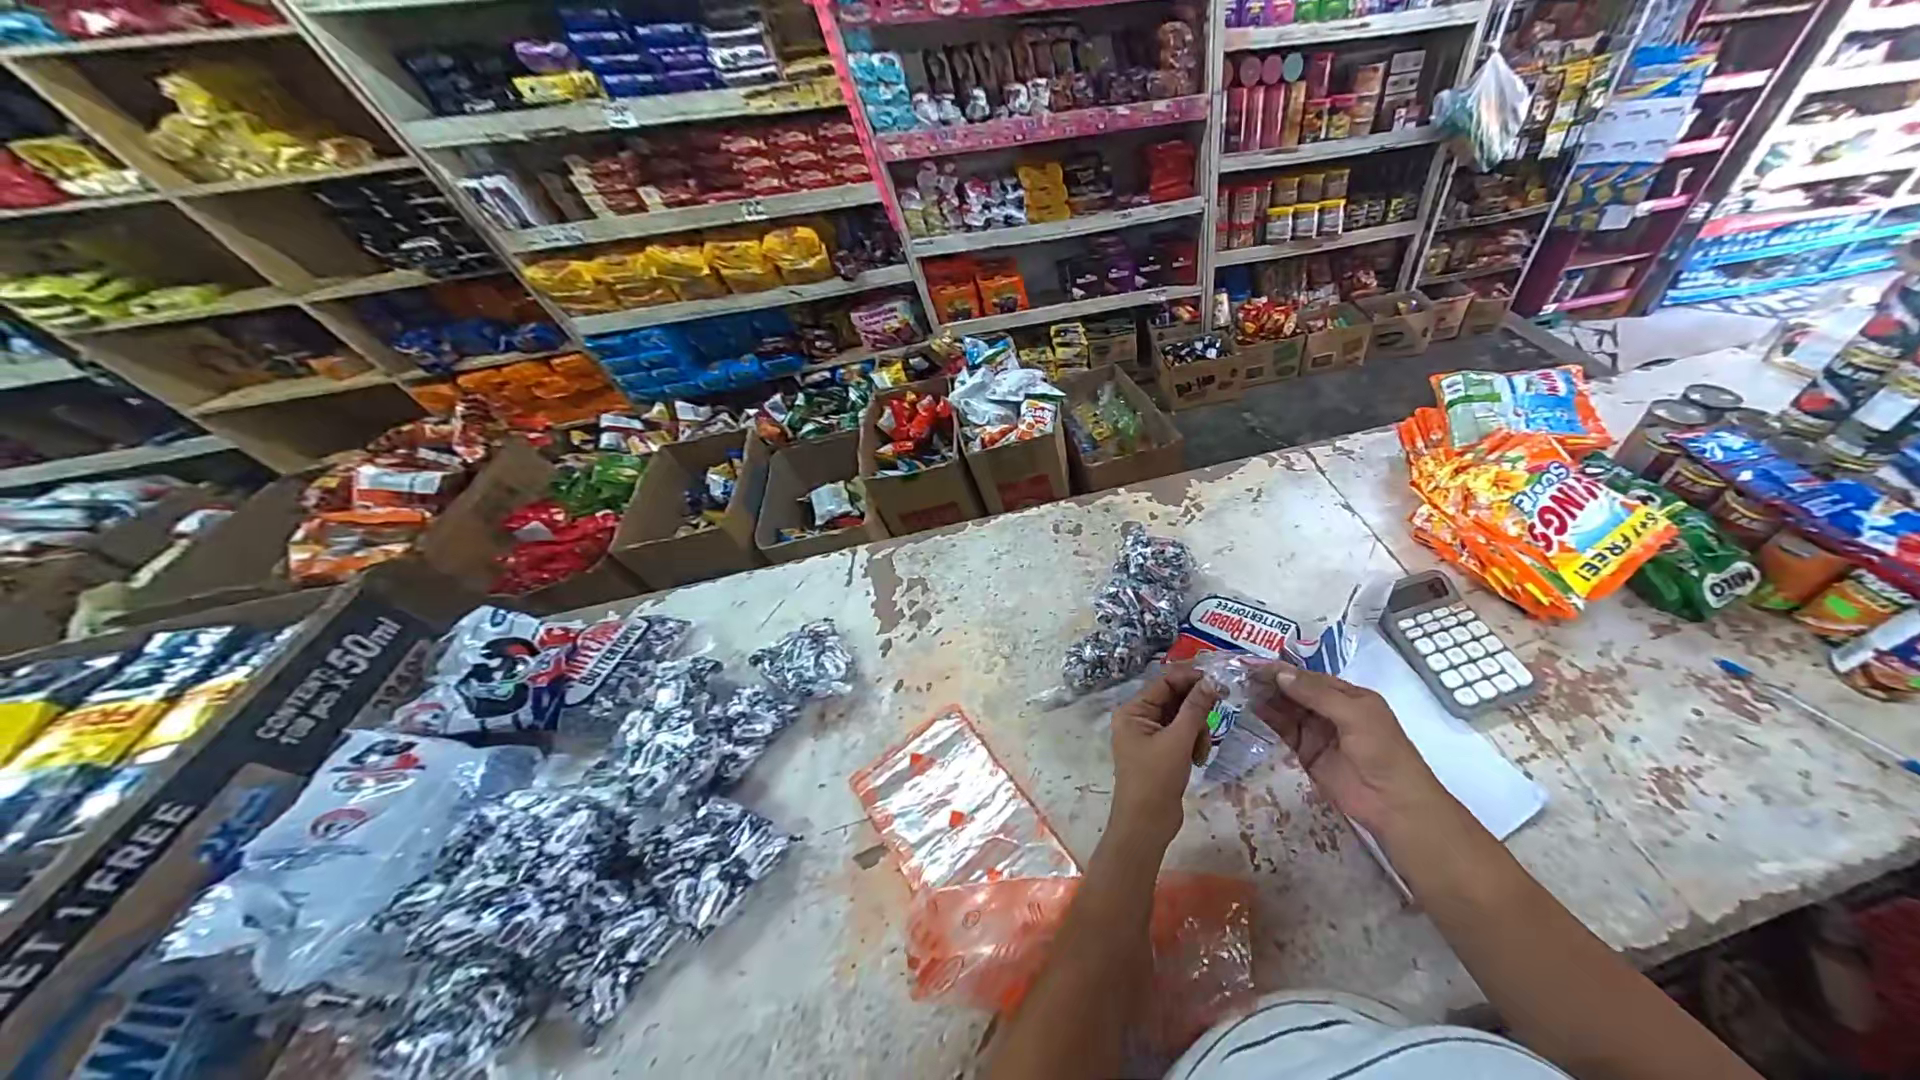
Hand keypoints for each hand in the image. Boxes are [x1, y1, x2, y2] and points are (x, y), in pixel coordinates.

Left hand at [1108, 666, 1215, 850]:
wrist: (1146, 824)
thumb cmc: (1156, 778)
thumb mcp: (1178, 740)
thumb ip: (1196, 709)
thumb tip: (1211, 681)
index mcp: (1132, 711)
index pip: (1163, 683)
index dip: (1190, 679)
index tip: (1218, 682)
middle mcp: (1137, 719)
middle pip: (1174, 700)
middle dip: (1195, 712)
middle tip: (1215, 717)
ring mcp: (1149, 736)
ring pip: (1181, 718)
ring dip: (1196, 731)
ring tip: (1198, 751)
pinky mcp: (1161, 752)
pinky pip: (1181, 735)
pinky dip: (1193, 743)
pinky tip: (1197, 759)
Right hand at [1254, 665, 1450, 834]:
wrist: (1393, 804)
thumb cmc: (1382, 753)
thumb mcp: (1355, 715)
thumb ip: (1317, 694)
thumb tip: (1279, 674)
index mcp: (1348, 697)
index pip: (1309, 678)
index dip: (1282, 671)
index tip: (1252, 665)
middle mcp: (1330, 711)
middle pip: (1294, 693)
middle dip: (1269, 685)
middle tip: (1238, 678)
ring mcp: (1317, 734)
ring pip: (1285, 712)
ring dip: (1265, 702)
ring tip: (1237, 692)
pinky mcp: (1306, 755)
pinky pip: (1283, 734)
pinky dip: (1267, 724)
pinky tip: (1249, 714)